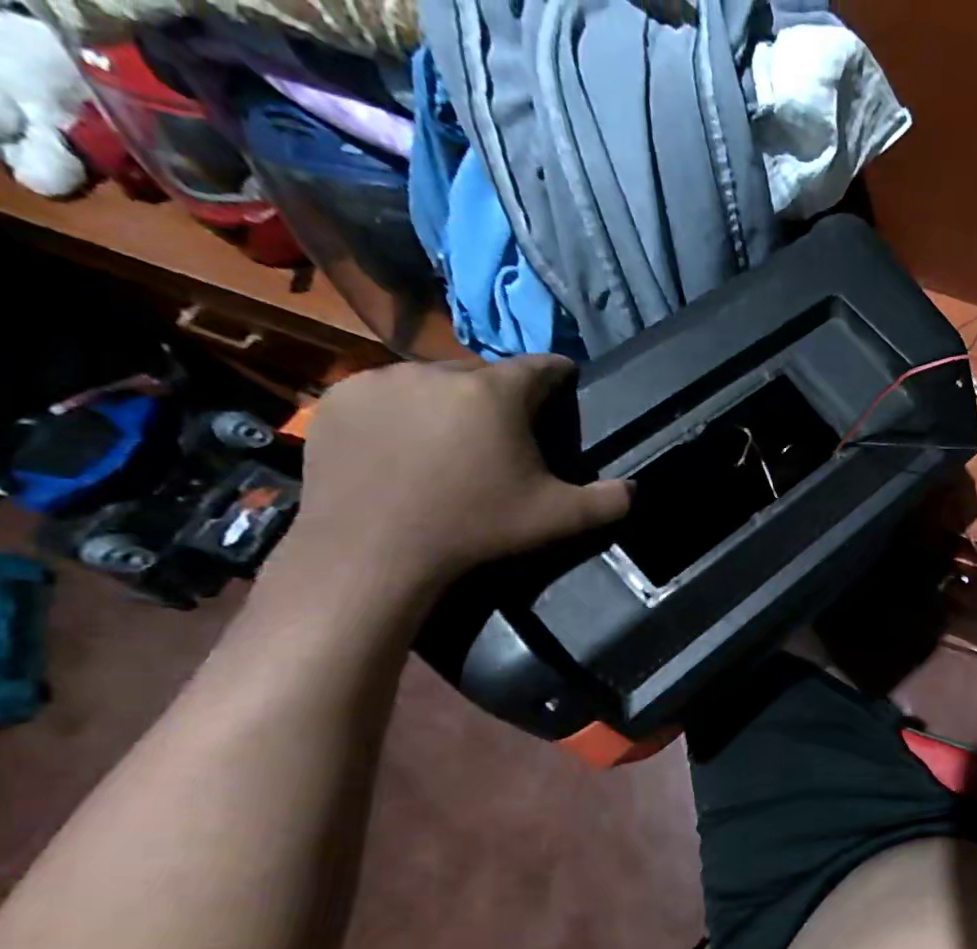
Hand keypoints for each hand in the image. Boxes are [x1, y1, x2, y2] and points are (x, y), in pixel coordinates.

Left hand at [289, 356, 632, 593]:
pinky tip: (397, 449)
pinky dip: (397, 412)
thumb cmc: (473, 529)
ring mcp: (383, 379)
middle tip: (499, 438)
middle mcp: (440, 370)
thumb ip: (607, 501)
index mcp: (497, 392)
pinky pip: (383, 393)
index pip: (543, 366)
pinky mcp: (341, 397)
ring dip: (446, 402)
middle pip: (485, 374)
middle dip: (499, 397)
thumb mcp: (555, 519)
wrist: (371, 554)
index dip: (559, 380)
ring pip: (431, 380)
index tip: (562, 397)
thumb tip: (635, 489)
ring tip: (444, 445)